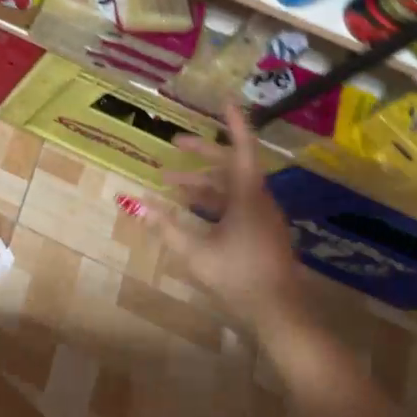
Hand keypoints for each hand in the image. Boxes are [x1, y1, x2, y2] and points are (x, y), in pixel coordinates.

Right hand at [142, 105, 308, 336]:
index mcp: (248, 198)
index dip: (234, 124)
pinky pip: (233, 204)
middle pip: (230, 166)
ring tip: (169, 181)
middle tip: (173, 142)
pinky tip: (188, 209)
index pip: (241, 150)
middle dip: (201, 153)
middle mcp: (258, 202)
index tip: (225, 101)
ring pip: (230, 187)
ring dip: (200, 181)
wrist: (281, 315)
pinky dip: (210, 199)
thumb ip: (165, 226)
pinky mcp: (260, 234)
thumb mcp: (194, 252)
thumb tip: (136, 201)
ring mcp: (262, 219)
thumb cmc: (238, 278)